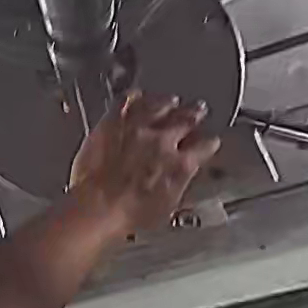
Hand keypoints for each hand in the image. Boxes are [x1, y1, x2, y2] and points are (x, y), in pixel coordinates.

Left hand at [69, 90, 220, 238]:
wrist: (98, 205)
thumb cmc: (128, 213)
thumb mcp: (166, 207)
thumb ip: (179, 183)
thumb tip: (183, 176)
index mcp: (180, 164)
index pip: (204, 146)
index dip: (209, 143)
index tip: (210, 141)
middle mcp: (162, 141)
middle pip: (186, 119)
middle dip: (195, 113)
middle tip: (199, 109)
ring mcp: (137, 128)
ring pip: (158, 105)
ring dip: (167, 102)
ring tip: (171, 99)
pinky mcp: (113, 122)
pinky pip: (125, 102)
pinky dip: (133, 97)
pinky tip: (135, 95)